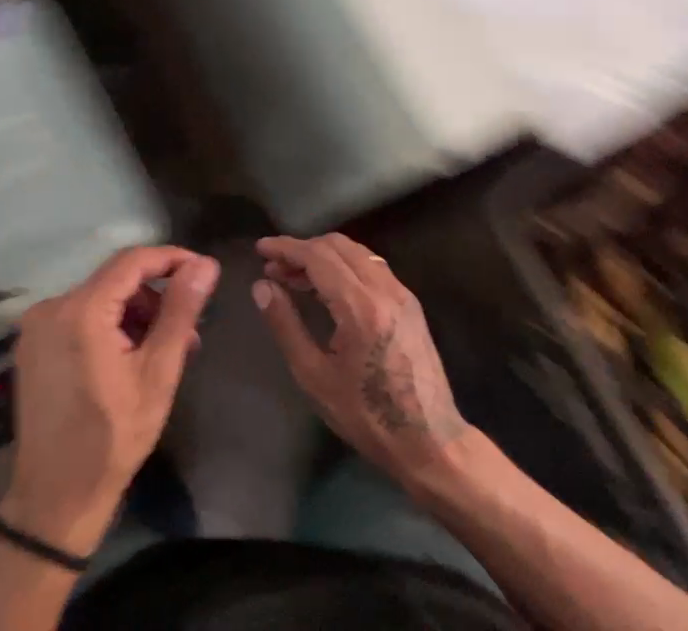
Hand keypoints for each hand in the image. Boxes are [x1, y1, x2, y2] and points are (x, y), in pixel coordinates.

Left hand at [0, 246, 218, 555]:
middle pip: (114, 280)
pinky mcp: (32, 347)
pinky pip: (77, 319)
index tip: (204, 272)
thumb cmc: (114, 436)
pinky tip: (129, 359)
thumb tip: (205, 265)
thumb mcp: (158, 372)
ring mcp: (36, 328)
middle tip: (189, 331)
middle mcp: (51, 307)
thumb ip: (181, 312)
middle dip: (155, 297)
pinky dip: (108, 327)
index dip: (171, 259)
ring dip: (134, 315)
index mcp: (81, 310)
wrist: (57, 494)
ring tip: (164, 352)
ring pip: (97, 300)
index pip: (132, 260)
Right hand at [253, 234, 469, 480]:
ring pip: (358, 254)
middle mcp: (385, 290)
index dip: (286, 247)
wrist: (427, 440)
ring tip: (294, 278)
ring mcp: (403, 295)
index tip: (260, 248)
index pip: (318, 256)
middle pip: (339, 246)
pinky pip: (373, 269)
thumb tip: (262, 286)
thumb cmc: (365, 414)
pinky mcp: (410, 306)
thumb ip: (285, 324)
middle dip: (303, 249)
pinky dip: (345, 267)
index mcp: (360, 307)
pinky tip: (326, 289)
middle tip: (274, 267)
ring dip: (324, 256)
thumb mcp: (313, 375)